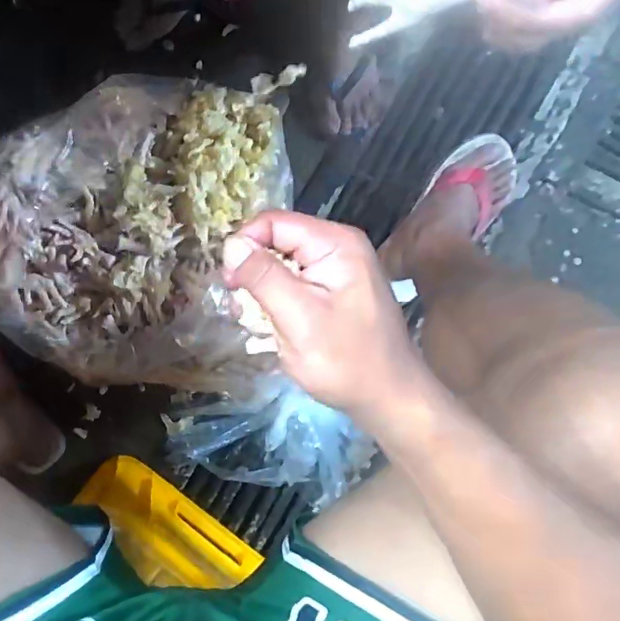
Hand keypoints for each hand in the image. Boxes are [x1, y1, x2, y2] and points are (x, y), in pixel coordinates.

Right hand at [221, 211, 427, 419]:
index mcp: (335, 243)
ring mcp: (339, 269)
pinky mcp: (335, 290)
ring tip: (258, 323)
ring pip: (283, 264)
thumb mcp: (299, 319)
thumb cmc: (345, 361)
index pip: (273, 222)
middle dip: (254, 271)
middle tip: (243, 309)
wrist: (389, 398)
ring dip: (264, 291)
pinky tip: (276, 326)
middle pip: (278, 241)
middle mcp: (339, 246)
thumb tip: (231, 244)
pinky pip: (296, 283)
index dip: (245, 246)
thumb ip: (264, 278)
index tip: (230, 284)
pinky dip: (279, 301)